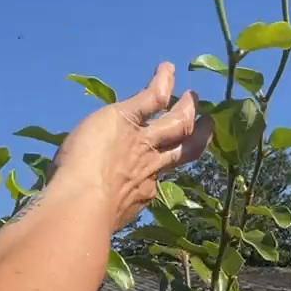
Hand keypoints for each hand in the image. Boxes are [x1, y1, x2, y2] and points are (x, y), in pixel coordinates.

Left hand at [50, 62, 212, 232]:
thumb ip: (108, 208)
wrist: (82, 203)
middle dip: (197, 137)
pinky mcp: (126, 118)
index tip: (166, 165)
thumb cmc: (82, 213)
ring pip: (175, 122)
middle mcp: (149, 167)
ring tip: (194, 96)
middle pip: (183, 150)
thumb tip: (101, 222)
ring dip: (186, 108)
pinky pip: (152, 98)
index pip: (158, 174)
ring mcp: (143, 142)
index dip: (163, 166)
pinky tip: (167, 69)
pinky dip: (162, 82)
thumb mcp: (100, 212)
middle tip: (208, 124)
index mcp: (140, 191)